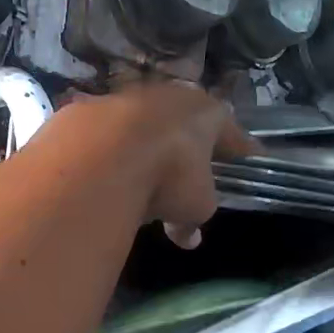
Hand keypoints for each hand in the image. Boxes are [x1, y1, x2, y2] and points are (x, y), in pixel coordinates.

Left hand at [50, 83, 256, 248]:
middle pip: (183, 124)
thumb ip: (194, 218)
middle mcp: (166, 96)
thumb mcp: (195, 206)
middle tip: (189, 172)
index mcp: (205, 112)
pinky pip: (104, 139)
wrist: (99, 156)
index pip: (231, 132)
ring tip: (140, 180)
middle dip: (186, 149)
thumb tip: (188, 236)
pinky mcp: (85, 112)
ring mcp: (123, 99)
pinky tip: (104, 178)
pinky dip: (108, 156)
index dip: (240, 151)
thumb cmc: (169, 176)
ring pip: (141, 128)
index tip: (248, 161)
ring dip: (144, 150)